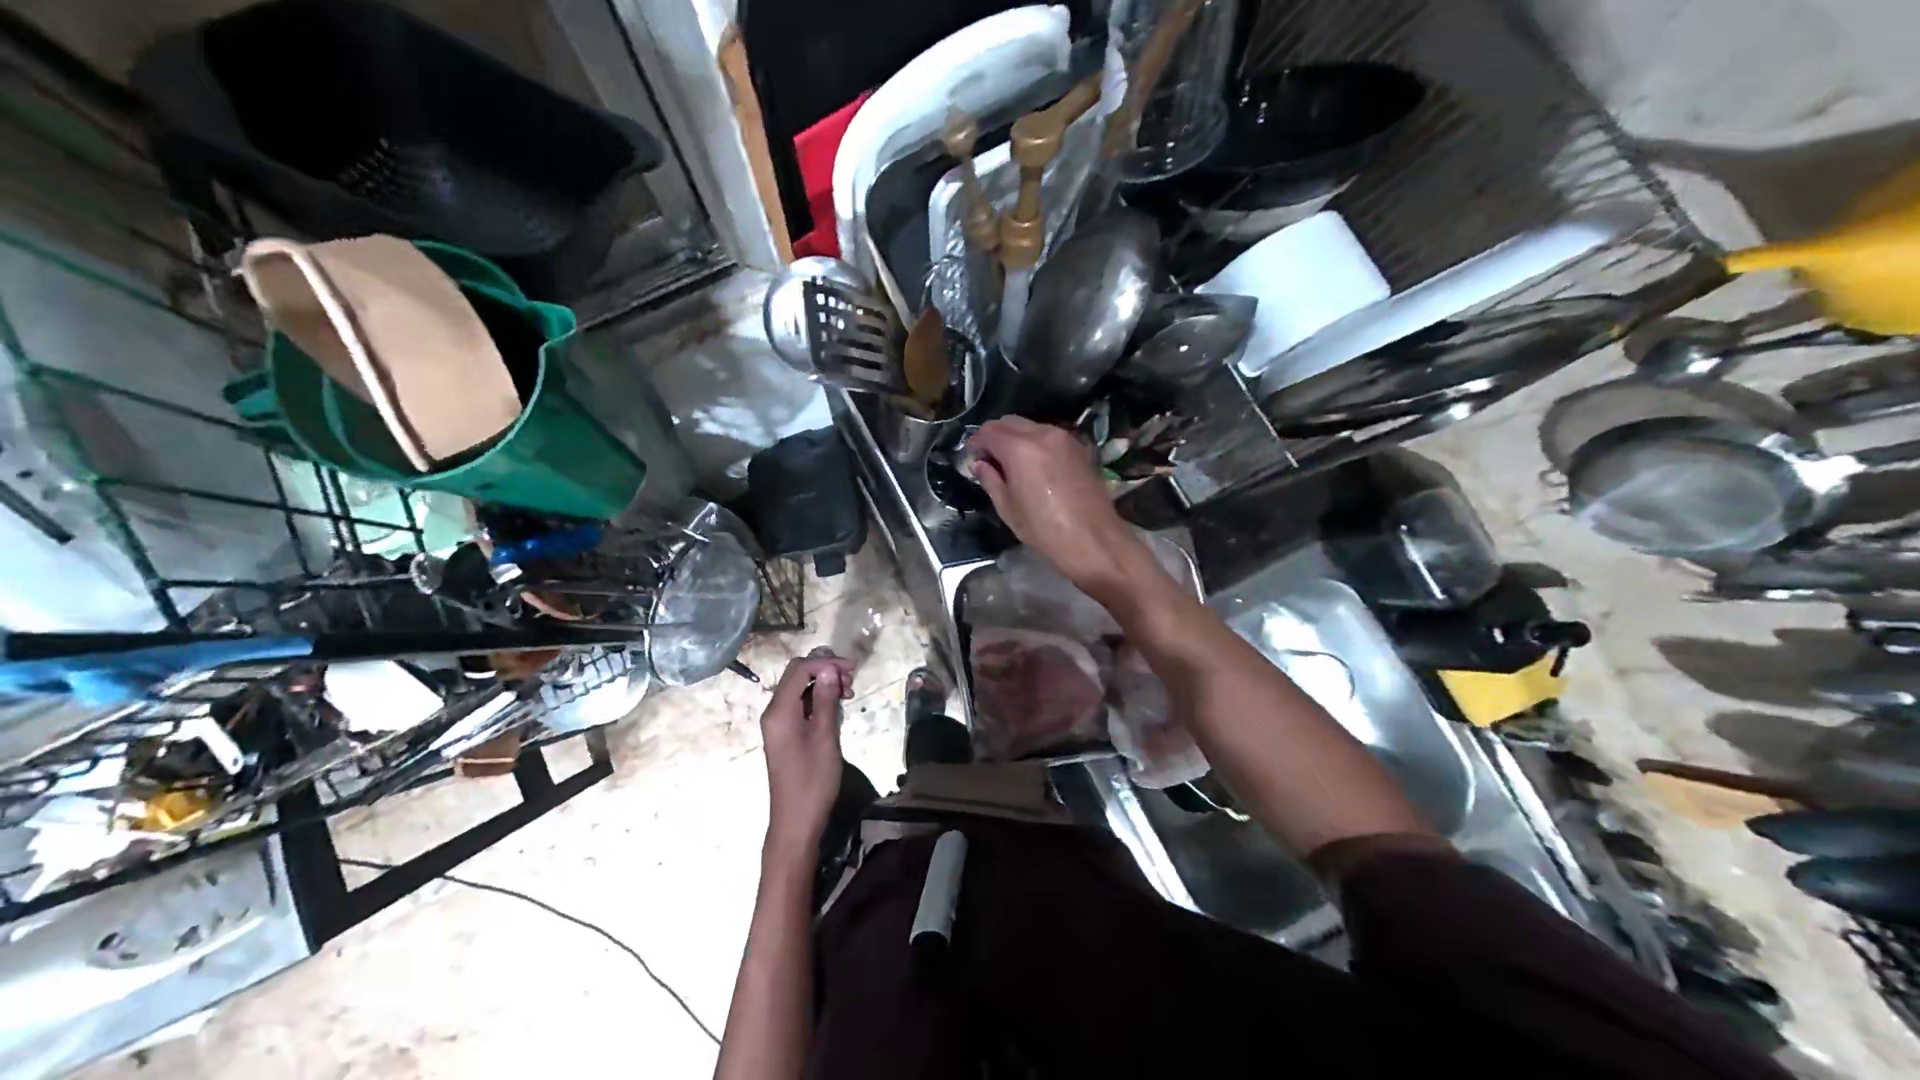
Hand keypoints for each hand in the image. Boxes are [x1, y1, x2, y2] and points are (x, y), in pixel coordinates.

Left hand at [759, 650, 855, 858]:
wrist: (796, 820)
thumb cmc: (813, 781)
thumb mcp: (824, 738)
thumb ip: (825, 701)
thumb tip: (829, 669)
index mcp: (779, 711)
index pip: (800, 669)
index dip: (825, 663)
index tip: (852, 670)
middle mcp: (773, 712)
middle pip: (797, 674)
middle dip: (824, 669)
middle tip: (851, 680)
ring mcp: (778, 723)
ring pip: (799, 688)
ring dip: (823, 683)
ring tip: (848, 691)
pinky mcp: (785, 733)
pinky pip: (799, 704)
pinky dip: (818, 697)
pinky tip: (836, 704)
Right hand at [966, 417, 1146, 595]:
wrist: (1094, 540)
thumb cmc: (1045, 531)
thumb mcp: (1008, 509)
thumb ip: (991, 480)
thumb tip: (980, 464)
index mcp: (1020, 450)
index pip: (989, 431)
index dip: (977, 442)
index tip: (973, 456)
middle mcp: (1042, 434)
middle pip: (1010, 421)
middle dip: (995, 435)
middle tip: (990, 458)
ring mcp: (1064, 438)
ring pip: (1030, 426)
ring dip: (1016, 437)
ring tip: (1012, 463)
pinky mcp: (1079, 447)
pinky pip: (1049, 435)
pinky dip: (1035, 442)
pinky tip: (1034, 465)